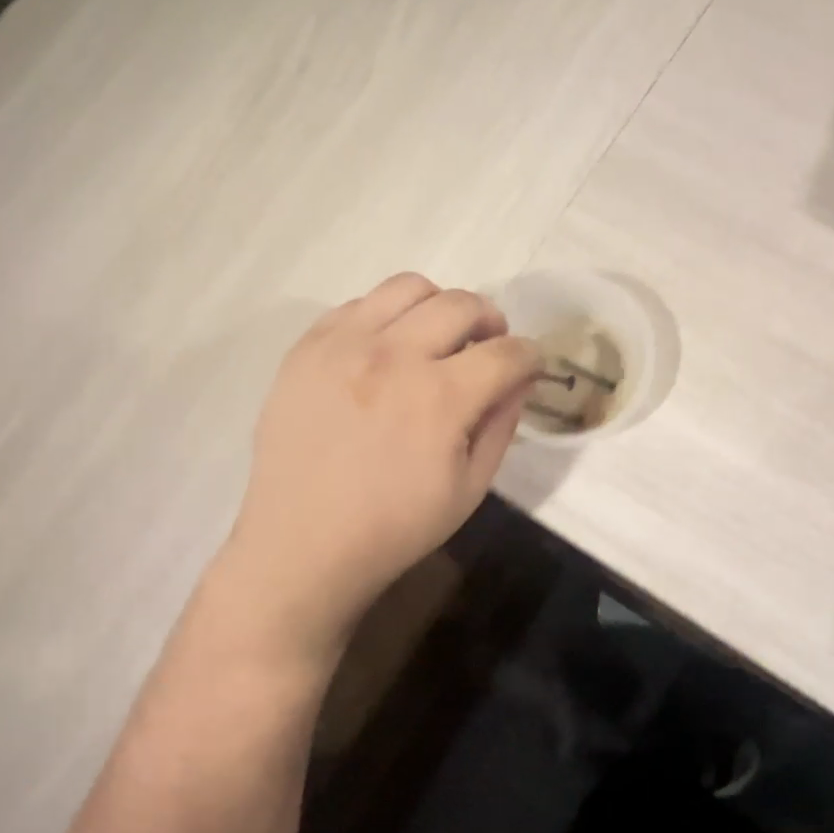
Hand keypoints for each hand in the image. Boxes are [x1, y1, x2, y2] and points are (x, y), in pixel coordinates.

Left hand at [210, 273, 539, 661]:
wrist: (303, 545)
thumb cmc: (395, 527)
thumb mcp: (471, 488)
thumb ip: (502, 424)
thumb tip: (519, 380)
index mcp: (440, 397)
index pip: (506, 352)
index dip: (530, 356)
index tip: (530, 367)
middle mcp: (393, 355)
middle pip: (461, 304)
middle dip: (491, 321)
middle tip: (488, 347)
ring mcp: (344, 345)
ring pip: (408, 287)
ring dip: (439, 306)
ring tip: (438, 338)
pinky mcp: (307, 348)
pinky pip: (358, 304)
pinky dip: (387, 317)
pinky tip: (387, 350)